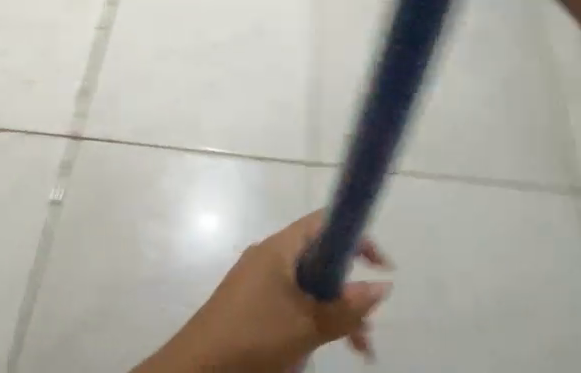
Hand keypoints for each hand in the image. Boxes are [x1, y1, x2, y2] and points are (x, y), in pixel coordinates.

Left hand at [138, 212, 392, 372]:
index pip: (325, 222)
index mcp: (280, 247)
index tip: (381, 265)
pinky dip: (315, 321)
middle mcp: (270, 256)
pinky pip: (294, 303)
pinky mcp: (253, 304)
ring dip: (336, 313)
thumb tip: (382, 285)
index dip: (356, 237)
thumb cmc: (254, 335)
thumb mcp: (307, 325)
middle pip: (321, 259)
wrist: (198, 367)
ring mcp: (260, 280)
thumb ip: (347, 307)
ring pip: (310, 287)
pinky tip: (325, 350)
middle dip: (350, 290)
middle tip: (369, 326)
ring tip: (360, 350)